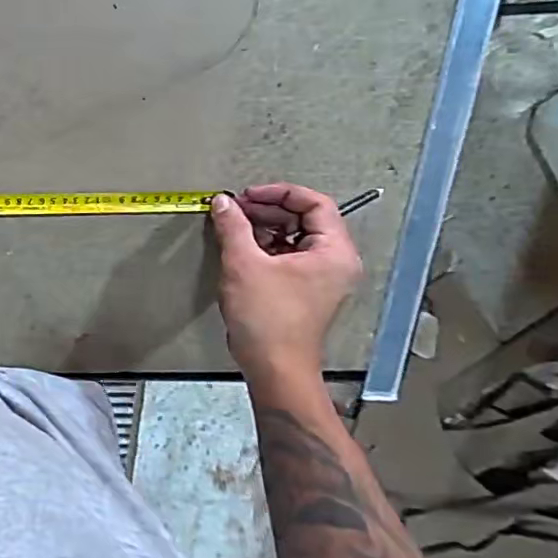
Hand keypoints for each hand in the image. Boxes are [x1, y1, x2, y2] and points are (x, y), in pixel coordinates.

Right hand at [209, 183, 364, 384]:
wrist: (274, 365)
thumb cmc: (267, 316)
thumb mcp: (243, 263)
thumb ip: (233, 226)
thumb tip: (223, 201)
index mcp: (334, 252)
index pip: (315, 203)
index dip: (279, 193)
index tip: (247, 195)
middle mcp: (334, 261)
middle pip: (305, 218)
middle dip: (268, 209)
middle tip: (235, 208)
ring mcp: (320, 276)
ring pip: (294, 235)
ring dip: (264, 226)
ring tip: (233, 225)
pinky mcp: (304, 288)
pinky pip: (287, 253)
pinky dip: (265, 244)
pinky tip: (240, 246)